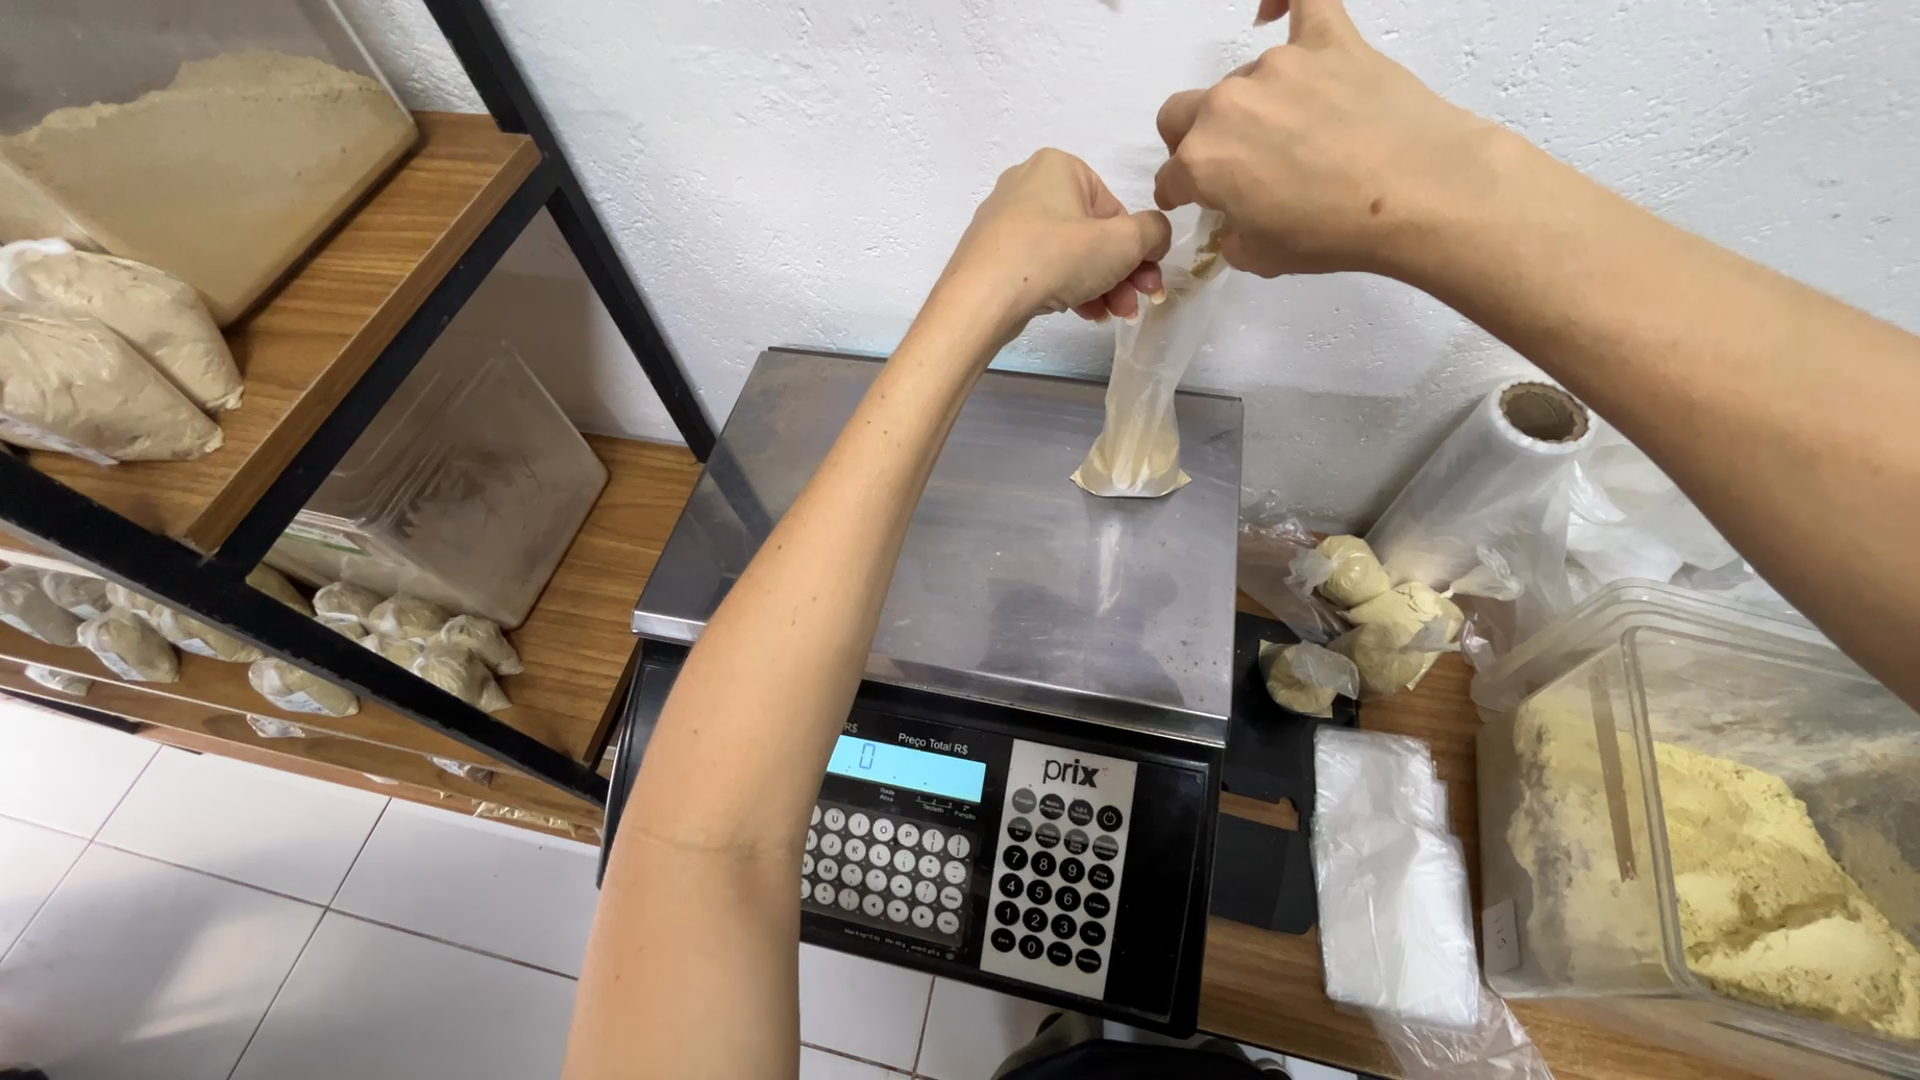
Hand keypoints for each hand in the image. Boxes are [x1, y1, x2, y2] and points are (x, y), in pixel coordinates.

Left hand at [943, 149, 1171, 332]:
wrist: (982, 299)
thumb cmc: (1056, 258)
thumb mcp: (1122, 243)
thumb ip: (1153, 232)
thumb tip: (1155, 235)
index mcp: (1059, 166)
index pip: (1114, 210)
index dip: (1137, 250)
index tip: (1148, 283)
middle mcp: (1028, 185)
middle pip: (1091, 235)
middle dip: (1119, 274)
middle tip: (1134, 307)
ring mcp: (1004, 222)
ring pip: (1067, 255)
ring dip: (1097, 287)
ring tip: (1112, 316)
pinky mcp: (991, 256)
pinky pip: (1040, 269)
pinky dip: (1065, 289)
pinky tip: (1082, 315)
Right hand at [1153, 0, 1501, 278]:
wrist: (1416, 193)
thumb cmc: (1330, 234)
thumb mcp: (1259, 257)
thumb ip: (1231, 232)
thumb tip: (1237, 217)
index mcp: (1201, 161)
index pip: (1170, 177)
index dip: (1179, 194)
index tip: (1192, 201)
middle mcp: (1227, 106)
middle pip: (1180, 114)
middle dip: (1191, 141)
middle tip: (1229, 163)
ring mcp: (1277, 66)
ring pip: (1238, 78)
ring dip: (1248, 105)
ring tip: (1289, 131)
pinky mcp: (1328, 37)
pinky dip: (1283, 0)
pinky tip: (1274, 13)